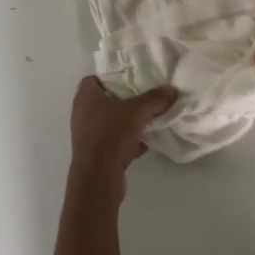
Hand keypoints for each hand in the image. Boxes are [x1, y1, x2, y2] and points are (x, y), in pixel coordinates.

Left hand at [67, 76, 176, 198]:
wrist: (98, 176)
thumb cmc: (111, 134)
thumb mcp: (137, 112)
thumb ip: (154, 99)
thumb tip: (171, 89)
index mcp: (85, 96)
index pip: (94, 79)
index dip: (111, 77)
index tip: (131, 79)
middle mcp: (82, 113)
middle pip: (105, 101)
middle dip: (124, 101)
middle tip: (143, 99)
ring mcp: (87, 134)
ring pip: (110, 123)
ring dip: (127, 124)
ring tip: (146, 122)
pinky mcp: (94, 154)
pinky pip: (112, 142)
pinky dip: (126, 143)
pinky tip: (142, 146)